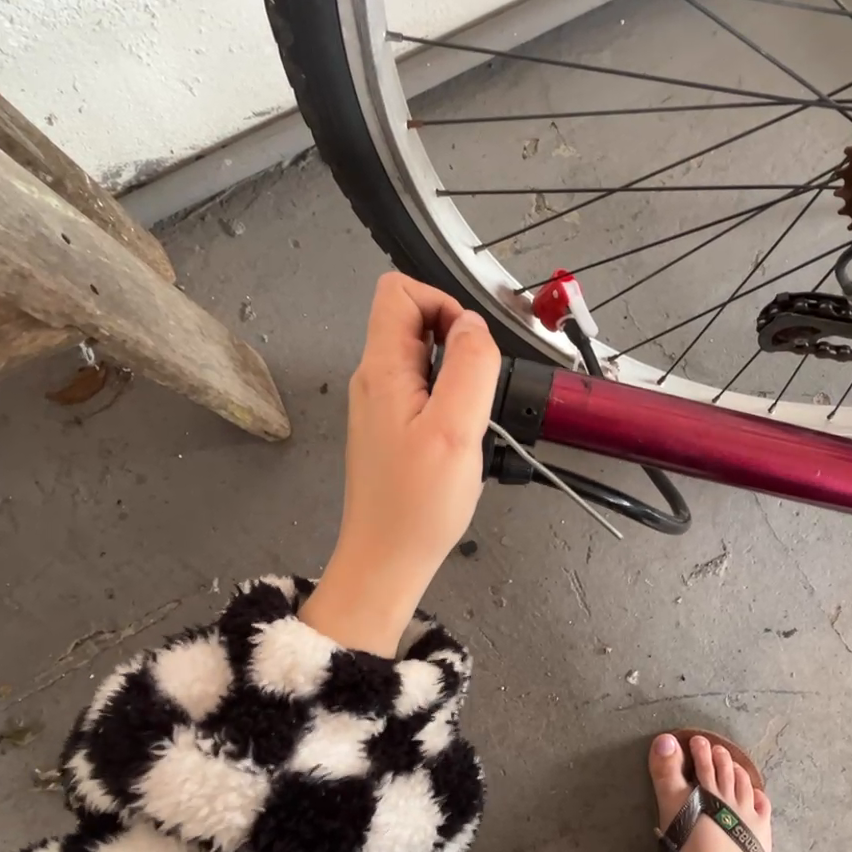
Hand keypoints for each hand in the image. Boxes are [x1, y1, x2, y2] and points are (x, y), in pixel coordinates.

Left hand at [298, 274, 500, 656]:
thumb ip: (471, 368)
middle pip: (412, 320)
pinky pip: (424, 390)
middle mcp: (374, 379)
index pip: (399, 291)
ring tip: (469, 418)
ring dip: (457, 374)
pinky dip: (449, 400)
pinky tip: (459, 436)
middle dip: (456, 340)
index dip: (442, 302)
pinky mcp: (392, 429)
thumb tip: (475, 326)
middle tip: (477, 389)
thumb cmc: (418, 504)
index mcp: (382, 369)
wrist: (387, 560)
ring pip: (423, 357)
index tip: (472, 346)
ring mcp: (381, 405)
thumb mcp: (456, 430)